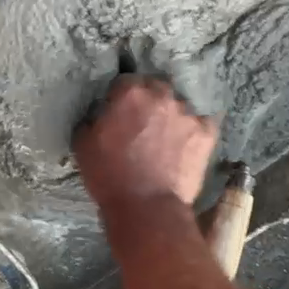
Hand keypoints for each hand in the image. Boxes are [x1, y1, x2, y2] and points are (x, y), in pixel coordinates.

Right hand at [73, 76, 217, 209]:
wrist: (146, 207)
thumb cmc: (108, 175)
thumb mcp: (82, 143)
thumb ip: (93, 118)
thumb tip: (101, 114)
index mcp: (130, 93)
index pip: (125, 81)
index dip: (119, 97)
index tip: (117, 111)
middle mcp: (162, 96)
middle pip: (155, 87)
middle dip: (148, 100)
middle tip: (140, 122)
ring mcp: (188, 113)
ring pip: (178, 106)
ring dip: (170, 116)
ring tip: (163, 139)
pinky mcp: (206, 133)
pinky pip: (200, 124)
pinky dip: (192, 131)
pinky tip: (184, 146)